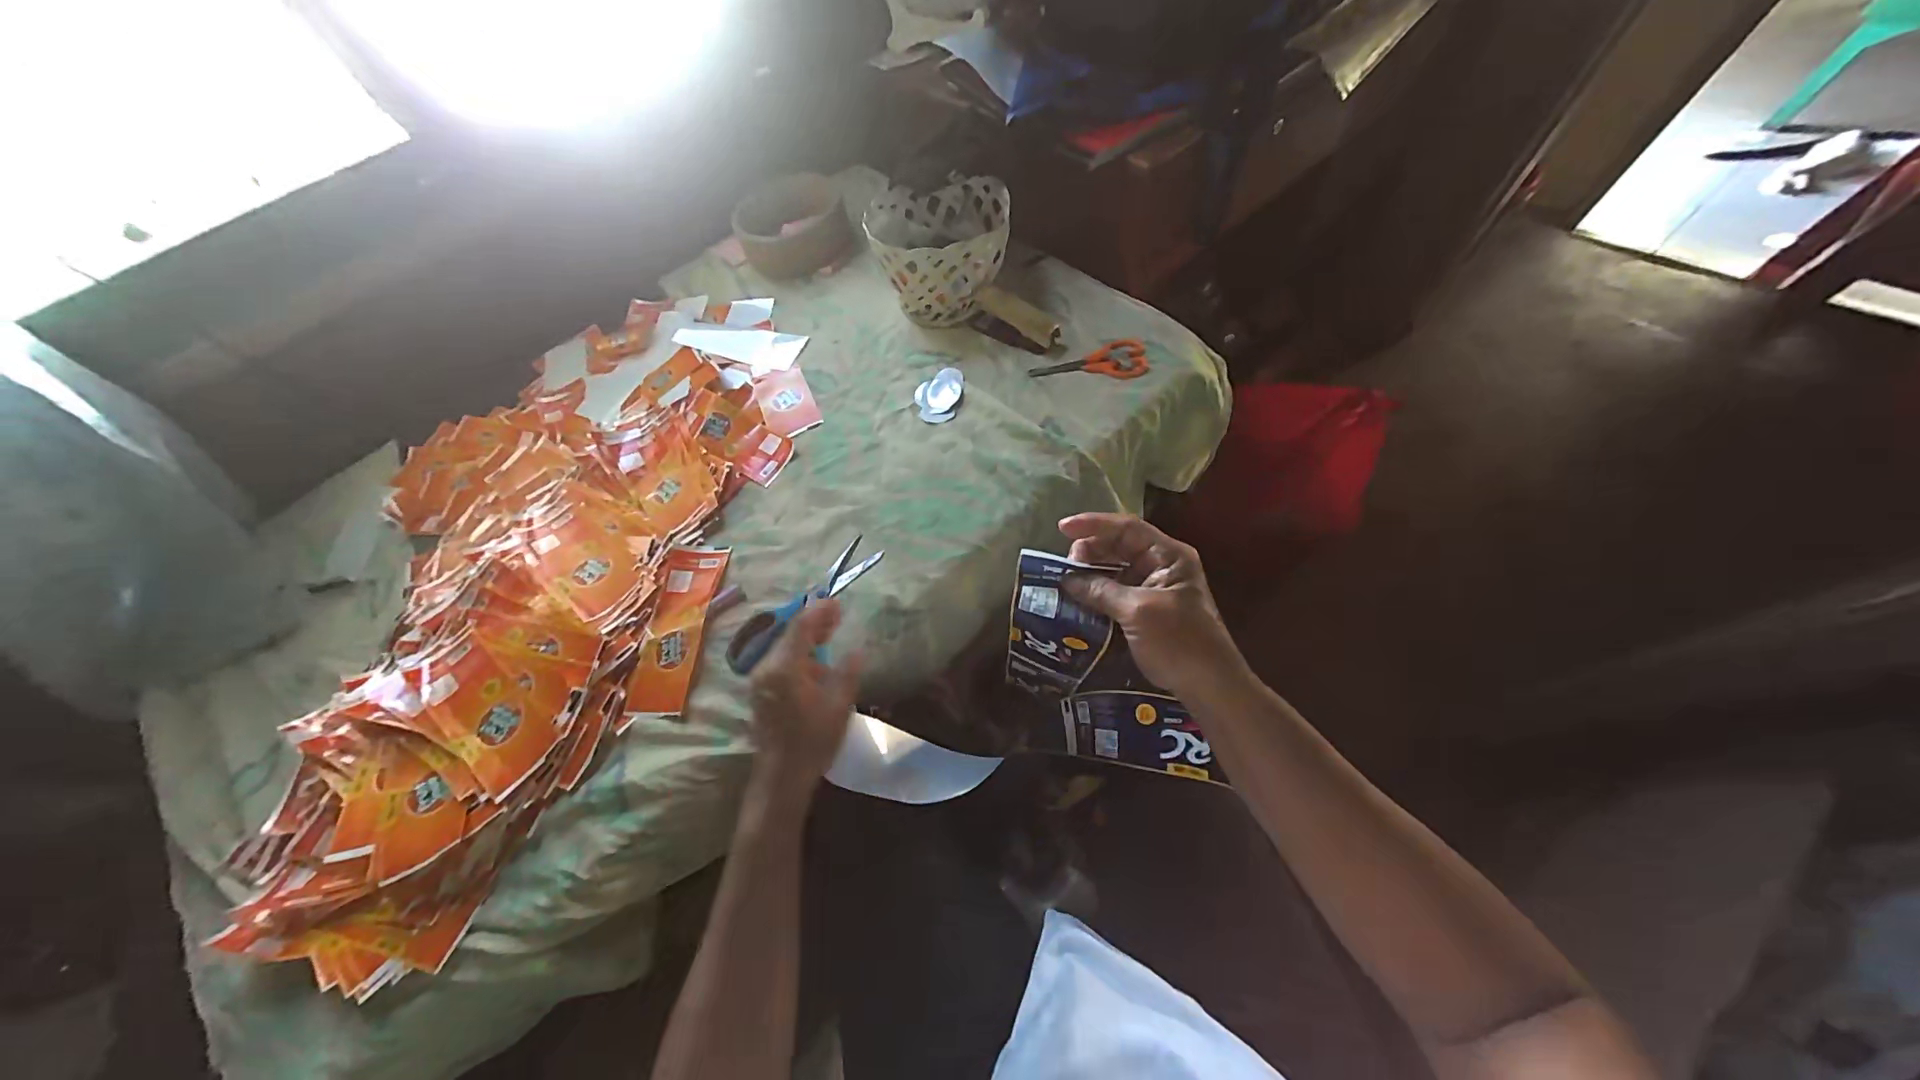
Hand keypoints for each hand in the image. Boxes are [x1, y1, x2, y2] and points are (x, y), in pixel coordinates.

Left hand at [747, 597, 861, 799]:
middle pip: (789, 635)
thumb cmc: (813, 741)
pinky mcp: (760, 692)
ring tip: (830, 636)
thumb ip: (847, 672)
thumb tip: (855, 651)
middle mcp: (766, 669)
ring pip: (784, 648)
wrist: (782, 776)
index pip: (800, 627)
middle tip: (838, 616)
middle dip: (813, 623)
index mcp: (784, 668)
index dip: (819, 611)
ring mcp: (760, 681)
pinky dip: (798, 655)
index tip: (838, 603)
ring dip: (806, 640)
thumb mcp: (839, 705)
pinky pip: (779, 662)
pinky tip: (816, 663)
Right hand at [1058, 513, 1247, 698]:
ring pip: (1116, 570)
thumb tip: (1068, 580)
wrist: (1209, 685)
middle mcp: (1162, 566)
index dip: (1093, 524)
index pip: (1127, 528)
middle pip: (1120, 546)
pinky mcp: (1147, 611)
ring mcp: (1155, 589)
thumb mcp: (1137, 611)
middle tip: (1063, 564)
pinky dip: (1097, 593)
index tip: (1062, 529)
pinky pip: (1117, 593)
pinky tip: (1077, 599)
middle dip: (1090, 550)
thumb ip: (1101, 591)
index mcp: (1168, 556)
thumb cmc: (1179, 642)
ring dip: (1091, 573)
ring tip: (1065, 580)